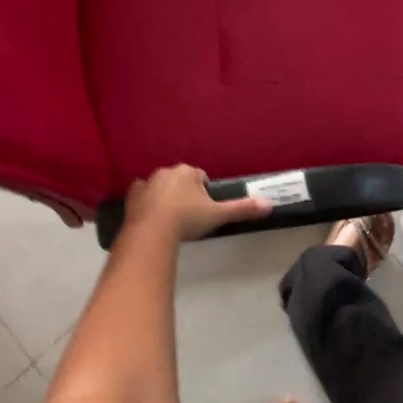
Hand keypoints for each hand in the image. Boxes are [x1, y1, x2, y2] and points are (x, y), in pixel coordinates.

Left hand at [123, 165, 269, 243]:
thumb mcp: (218, 215)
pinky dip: (146, 202)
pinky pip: (142, 194)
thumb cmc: (187, 219)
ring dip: (165, 196)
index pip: (200, 176)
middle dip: (184, 193)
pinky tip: (151, 217)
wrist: (152, 231)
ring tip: (170, 219)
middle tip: (188, 216)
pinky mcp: (133, 194)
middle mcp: (167, 171)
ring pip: (160, 186)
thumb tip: (269, 204)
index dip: (203, 192)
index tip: (204, 208)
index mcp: (188, 172)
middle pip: (180, 180)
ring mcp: (148, 182)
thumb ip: (242, 209)